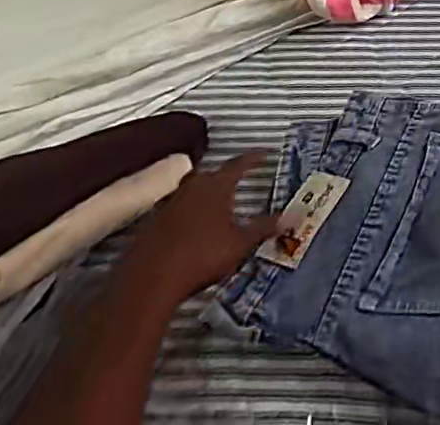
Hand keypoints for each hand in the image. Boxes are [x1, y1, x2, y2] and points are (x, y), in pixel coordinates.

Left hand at [123, 152, 280, 304]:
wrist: (146, 285)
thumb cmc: (202, 256)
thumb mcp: (241, 243)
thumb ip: (265, 228)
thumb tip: (293, 216)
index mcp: (215, 187)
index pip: (239, 163)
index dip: (254, 158)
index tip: (265, 154)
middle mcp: (189, 190)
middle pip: (208, 174)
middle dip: (222, 175)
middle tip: (235, 180)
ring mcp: (164, 208)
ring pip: (186, 192)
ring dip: (200, 195)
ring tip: (212, 205)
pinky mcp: (146, 228)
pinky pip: (170, 212)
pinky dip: (183, 215)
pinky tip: (188, 230)